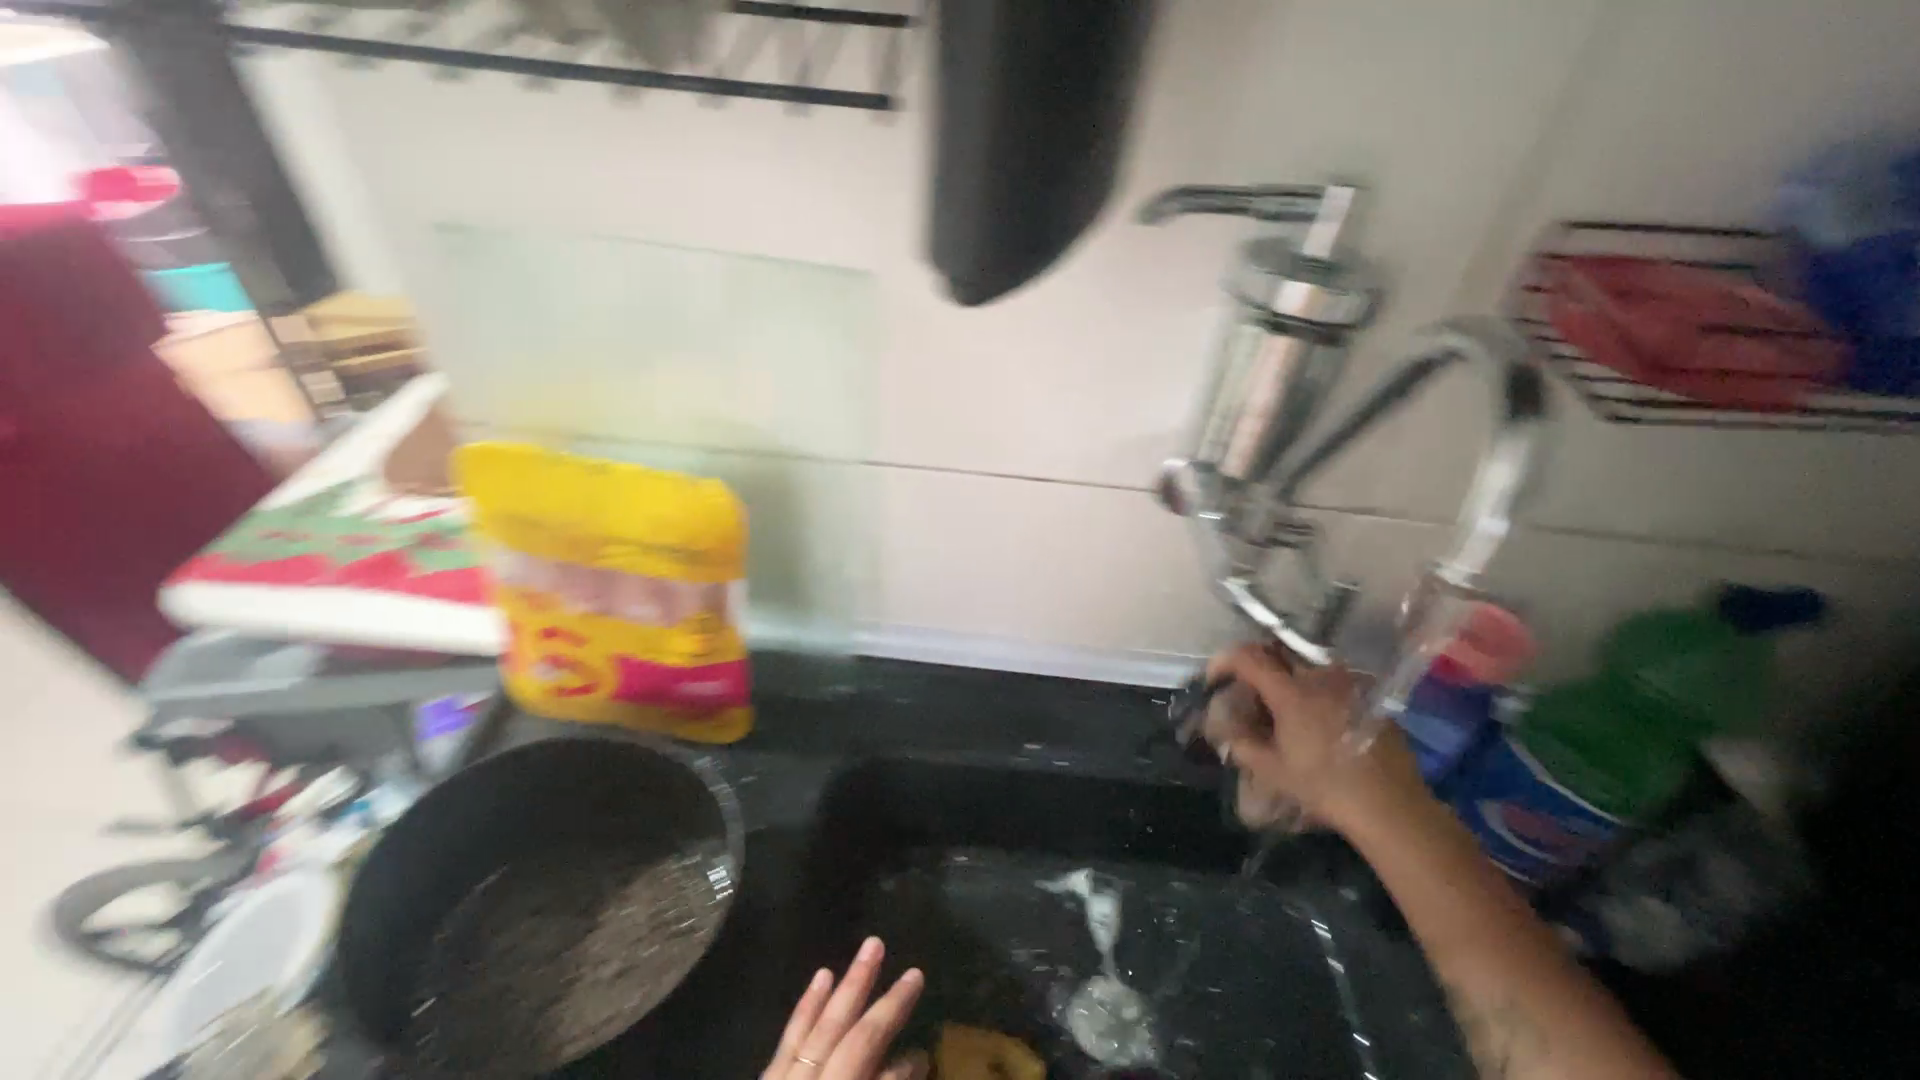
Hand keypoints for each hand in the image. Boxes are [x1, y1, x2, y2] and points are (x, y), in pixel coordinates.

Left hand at [762, 937, 927, 1079]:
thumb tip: (909, 1062)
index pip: (885, 1076)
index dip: (906, 1066)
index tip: (924, 1052)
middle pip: (858, 1042)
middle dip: (889, 1007)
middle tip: (915, 973)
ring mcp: (788, 1077)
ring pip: (824, 1027)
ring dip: (851, 986)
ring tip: (872, 948)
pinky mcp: (769, 1074)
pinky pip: (789, 1037)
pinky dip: (807, 1006)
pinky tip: (822, 974)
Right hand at [1205, 644, 1431, 836]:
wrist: (1390, 805)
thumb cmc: (1325, 787)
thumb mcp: (1272, 771)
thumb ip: (1242, 743)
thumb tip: (1227, 729)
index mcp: (1292, 692)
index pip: (1248, 656)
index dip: (1224, 661)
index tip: (1215, 679)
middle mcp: (1320, 677)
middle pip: (1278, 653)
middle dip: (1255, 666)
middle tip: (1248, 692)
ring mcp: (1349, 683)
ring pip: (1306, 667)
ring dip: (1287, 679)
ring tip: (1283, 709)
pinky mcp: (1369, 696)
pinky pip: (1332, 681)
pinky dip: (1314, 691)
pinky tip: (1316, 721)